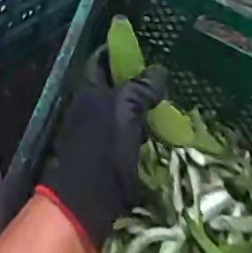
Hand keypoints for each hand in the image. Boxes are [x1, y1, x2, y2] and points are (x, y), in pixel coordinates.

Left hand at [33, 67, 168, 252]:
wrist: (85, 202)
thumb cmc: (103, 148)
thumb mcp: (125, 109)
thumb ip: (141, 87)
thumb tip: (159, 70)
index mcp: (89, 88)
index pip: (101, 59)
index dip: (118, 51)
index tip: (142, 50)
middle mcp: (88, 104)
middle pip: (112, 85)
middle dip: (135, 82)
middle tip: (162, 84)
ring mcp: (94, 130)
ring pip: (120, 110)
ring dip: (140, 108)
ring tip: (166, 109)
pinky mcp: (103, 154)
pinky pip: (125, 134)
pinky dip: (140, 131)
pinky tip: (158, 137)